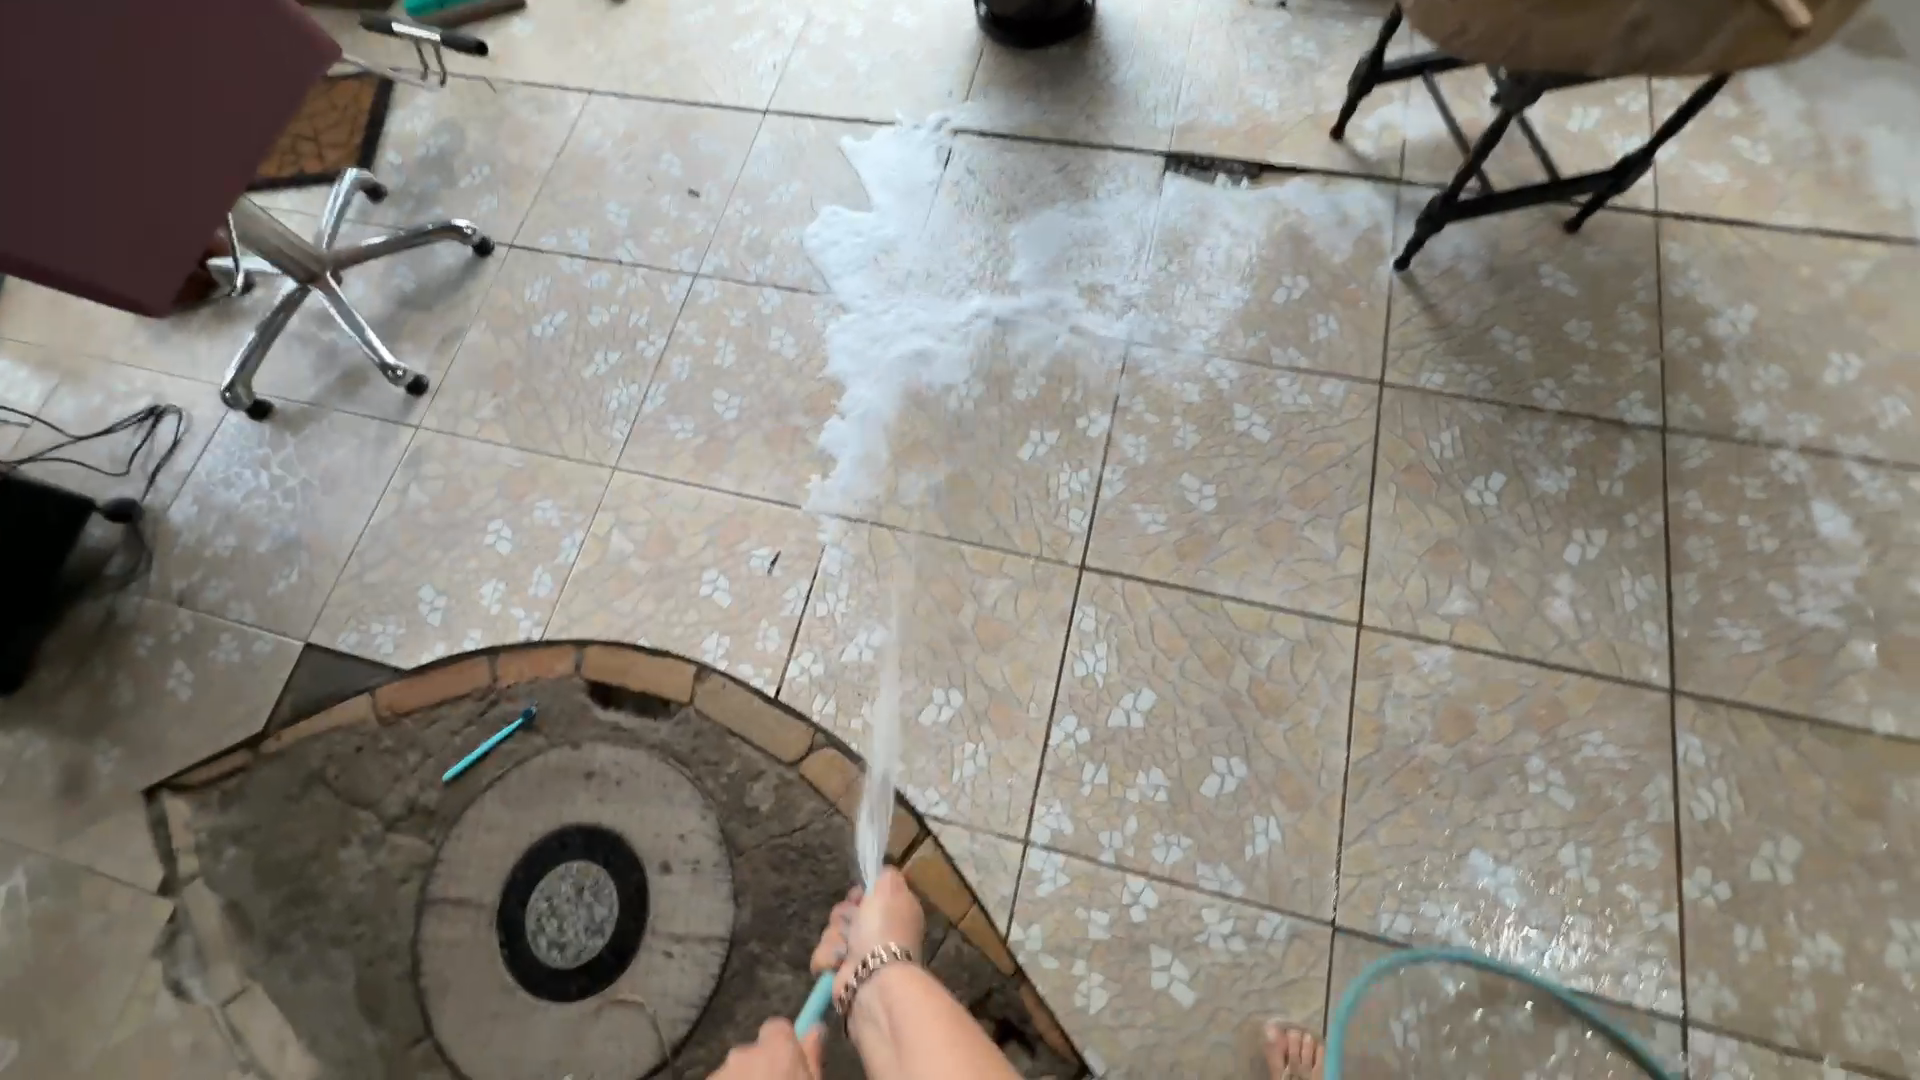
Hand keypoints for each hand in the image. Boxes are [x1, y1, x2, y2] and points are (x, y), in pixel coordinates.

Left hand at [710, 1019, 822, 1079]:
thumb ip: (812, 1055)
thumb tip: (816, 1027)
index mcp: (775, 1046)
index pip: (778, 1026)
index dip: (783, 1044)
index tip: (789, 1064)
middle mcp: (744, 1051)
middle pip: (755, 1049)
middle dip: (761, 1066)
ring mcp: (720, 1071)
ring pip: (735, 1069)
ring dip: (742, 1079)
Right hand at [814, 868, 924, 1000]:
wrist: (875, 979)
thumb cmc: (884, 929)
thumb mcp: (890, 889)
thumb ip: (886, 875)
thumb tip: (882, 875)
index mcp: (894, 913)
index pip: (868, 895)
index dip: (859, 894)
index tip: (859, 896)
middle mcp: (877, 933)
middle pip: (845, 911)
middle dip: (844, 915)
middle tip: (854, 923)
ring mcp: (858, 955)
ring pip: (831, 932)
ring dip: (835, 938)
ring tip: (847, 949)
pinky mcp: (840, 975)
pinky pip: (822, 956)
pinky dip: (827, 959)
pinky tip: (837, 964)